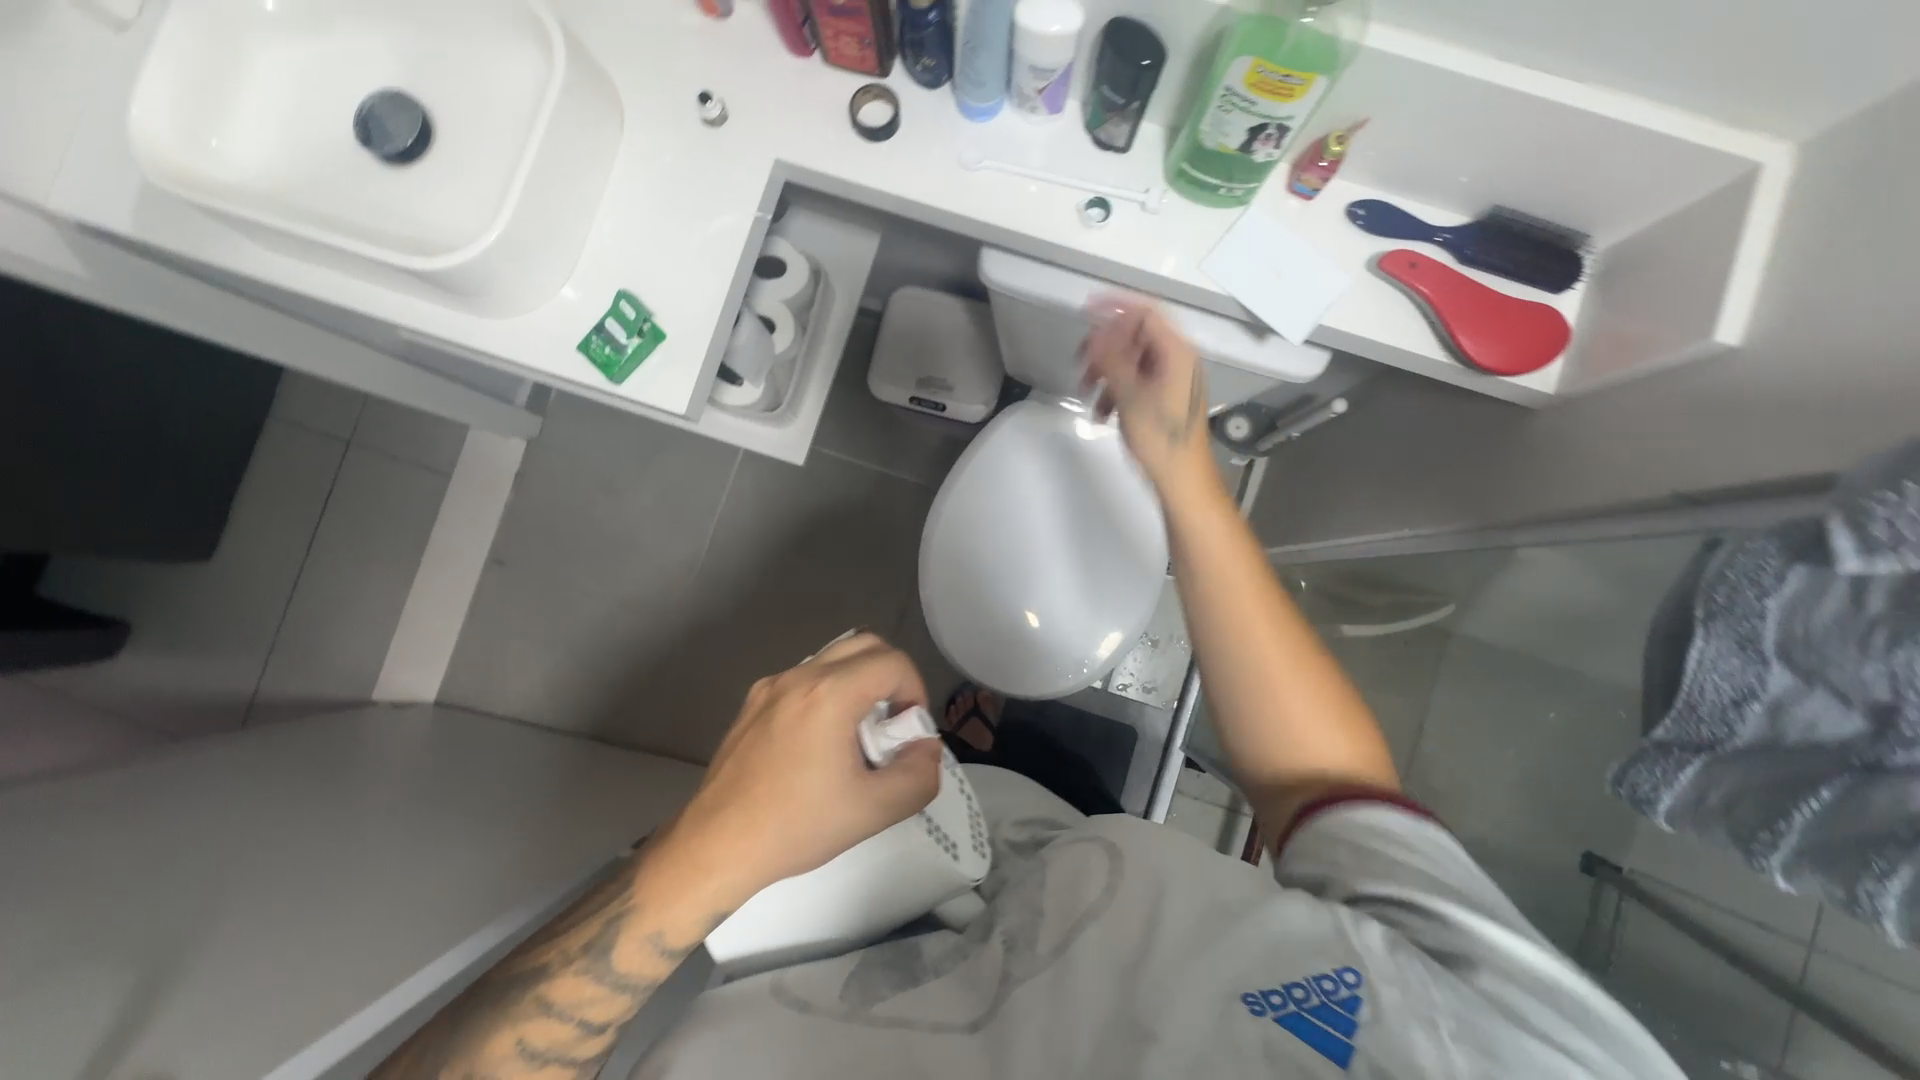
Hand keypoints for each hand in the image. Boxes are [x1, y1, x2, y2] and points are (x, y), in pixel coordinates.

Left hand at [661, 633, 943, 901]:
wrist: (716, 846)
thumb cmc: (796, 826)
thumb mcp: (873, 811)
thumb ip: (919, 775)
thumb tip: (925, 748)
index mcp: (829, 694)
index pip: (893, 663)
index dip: (915, 693)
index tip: (908, 735)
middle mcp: (798, 676)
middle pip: (865, 646)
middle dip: (891, 680)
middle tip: (890, 728)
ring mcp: (770, 687)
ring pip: (832, 660)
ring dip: (859, 685)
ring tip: (856, 739)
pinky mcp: (752, 704)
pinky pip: (804, 680)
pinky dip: (827, 696)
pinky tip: (819, 747)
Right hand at [1081, 295, 1220, 497]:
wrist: (1182, 479)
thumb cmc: (1160, 438)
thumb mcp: (1130, 396)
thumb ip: (1111, 360)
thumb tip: (1095, 335)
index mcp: (1176, 353)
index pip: (1145, 314)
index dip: (1115, 306)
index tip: (1086, 310)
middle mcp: (1178, 361)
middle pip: (1136, 338)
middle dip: (1105, 348)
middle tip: (1081, 362)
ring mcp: (1172, 381)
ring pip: (1133, 362)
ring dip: (1106, 372)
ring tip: (1086, 391)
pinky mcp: (1165, 399)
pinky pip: (1137, 382)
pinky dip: (1116, 391)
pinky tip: (1101, 413)